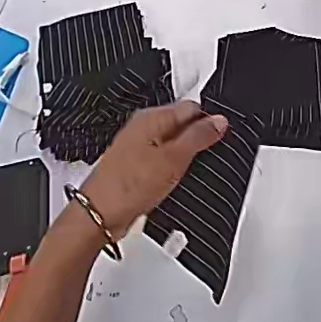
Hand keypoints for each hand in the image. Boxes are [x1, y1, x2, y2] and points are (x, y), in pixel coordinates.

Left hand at [78, 101, 227, 228]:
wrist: (100, 214)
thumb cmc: (127, 185)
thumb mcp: (174, 158)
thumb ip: (199, 136)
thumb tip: (219, 121)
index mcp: (151, 117)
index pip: (192, 107)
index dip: (209, 122)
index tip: (219, 136)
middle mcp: (143, 128)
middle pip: (182, 126)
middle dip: (197, 141)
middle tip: (204, 158)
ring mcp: (138, 148)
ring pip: (173, 146)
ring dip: (184, 159)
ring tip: (186, 173)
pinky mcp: (137, 167)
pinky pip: (163, 162)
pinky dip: (172, 171)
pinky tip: (173, 183)